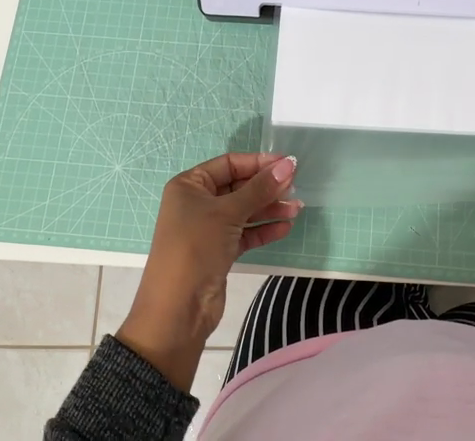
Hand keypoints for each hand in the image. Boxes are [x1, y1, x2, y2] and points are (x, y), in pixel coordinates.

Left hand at [117, 153, 300, 389]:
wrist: (177, 310)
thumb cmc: (195, 248)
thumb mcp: (228, 213)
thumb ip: (260, 189)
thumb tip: (288, 164)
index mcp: (190, 185)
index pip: (229, 164)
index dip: (258, 163)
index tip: (287, 164)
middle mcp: (197, 203)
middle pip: (238, 187)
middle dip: (266, 188)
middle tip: (296, 188)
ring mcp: (208, 228)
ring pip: (244, 211)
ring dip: (269, 209)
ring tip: (297, 209)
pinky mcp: (218, 251)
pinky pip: (245, 233)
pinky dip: (263, 230)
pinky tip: (285, 227)